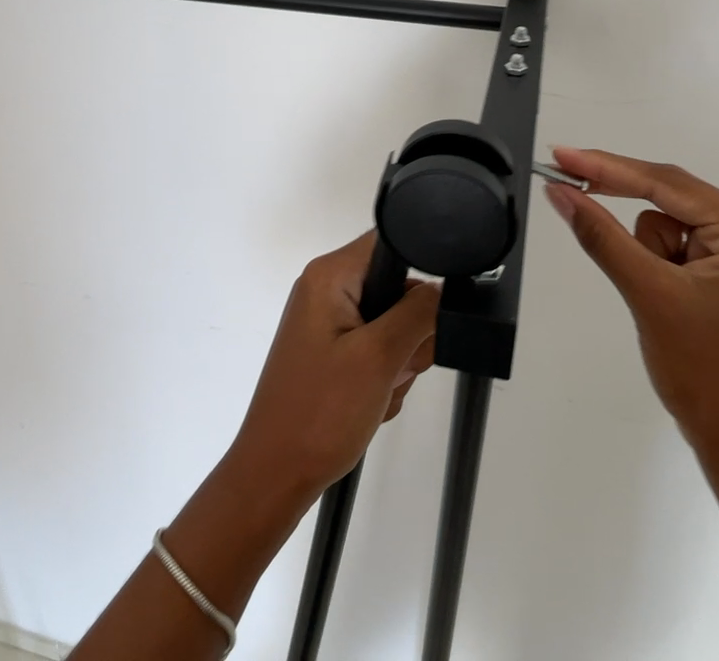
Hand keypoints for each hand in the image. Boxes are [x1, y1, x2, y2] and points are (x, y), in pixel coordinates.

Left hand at [227, 232, 439, 501]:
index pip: (391, 244)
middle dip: (409, 333)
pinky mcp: (332, 354)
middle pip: (397, 290)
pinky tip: (371, 402)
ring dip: (399, 362)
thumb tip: (441, 289)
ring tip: (378, 390)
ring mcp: (327, 324)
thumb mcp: (380, 357)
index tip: (422, 316)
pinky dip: (384, 377)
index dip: (419, 274)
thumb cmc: (319, 413)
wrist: (277, 473)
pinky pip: (378, 352)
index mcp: (328, 277)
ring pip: (393, 326)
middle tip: (393, 365)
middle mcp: (325, 291)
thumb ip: (418, 313)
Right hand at [543, 148, 718, 455]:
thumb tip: (562, 193)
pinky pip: (683, 251)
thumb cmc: (704, 372)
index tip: (562, 155)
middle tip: (574, 203)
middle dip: (635, 227)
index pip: (669, 185)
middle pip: (672, 204)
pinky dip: (662, 270)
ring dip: (651, 258)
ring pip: (672, 230)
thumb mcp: (648, 295)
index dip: (608, 168)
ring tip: (661, 305)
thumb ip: (602, 236)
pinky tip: (671, 307)